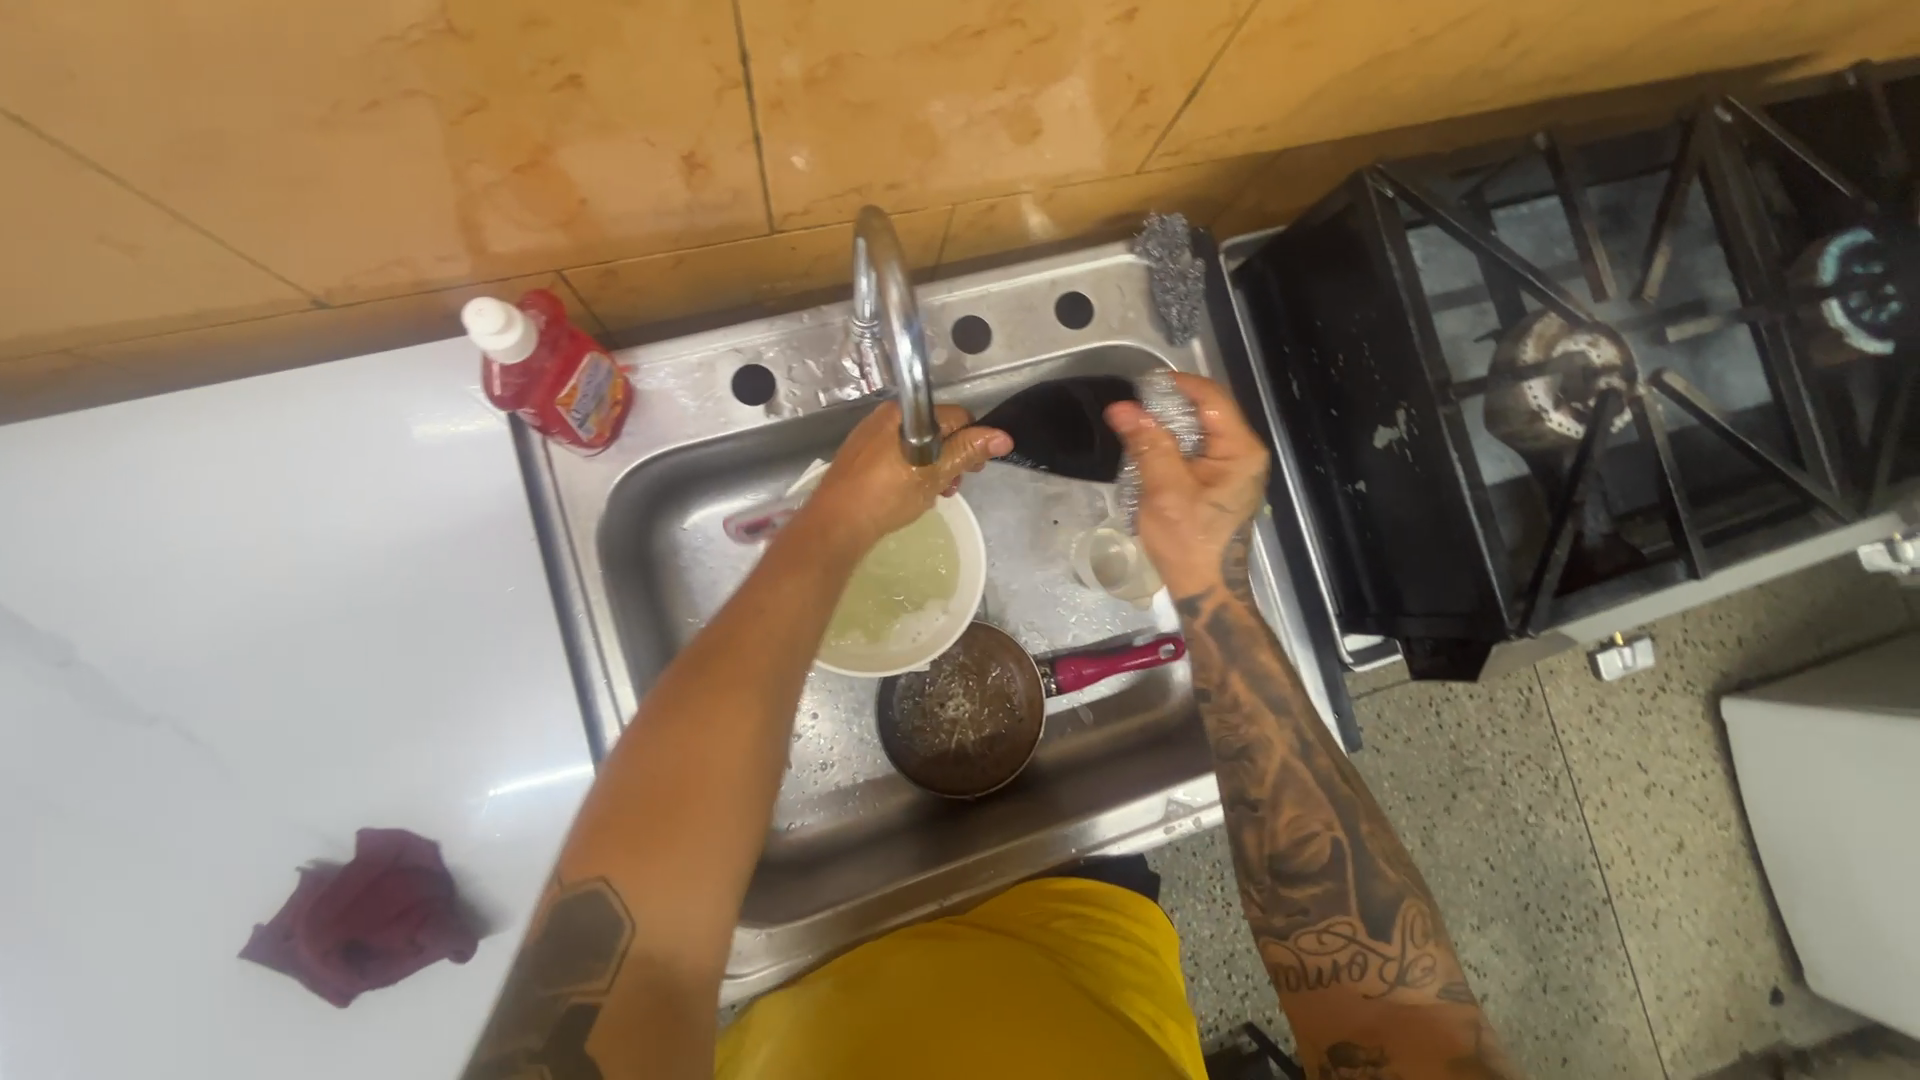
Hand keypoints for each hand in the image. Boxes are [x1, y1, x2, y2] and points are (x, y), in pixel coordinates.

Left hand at [801, 402, 1010, 555]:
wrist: (836, 523)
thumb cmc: (887, 495)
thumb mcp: (934, 473)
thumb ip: (968, 452)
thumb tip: (1003, 437)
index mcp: (905, 413)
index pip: (956, 417)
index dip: (971, 443)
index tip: (971, 471)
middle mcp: (887, 417)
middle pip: (936, 431)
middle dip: (950, 460)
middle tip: (949, 487)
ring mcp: (870, 436)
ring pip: (916, 446)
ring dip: (932, 470)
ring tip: (930, 496)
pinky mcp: (859, 456)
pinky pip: (896, 457)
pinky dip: (909, 473)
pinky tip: (907, 496)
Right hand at [1104, 373, 1269, 598]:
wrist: (1204, 587)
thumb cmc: (1188, 541)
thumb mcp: (1164, 490)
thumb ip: (1147, 444)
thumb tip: (1122, 408)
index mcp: (1241, 450)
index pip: (1211, 398)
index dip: (1176, 385)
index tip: (1140, 386)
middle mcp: (1244, 454)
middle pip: (1205, 412)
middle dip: (1167, 407)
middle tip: (1131, 409)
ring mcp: (1234, 469)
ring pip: (1198, 432)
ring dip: (1166, 428)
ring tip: (1134, 428)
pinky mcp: (1220, 483)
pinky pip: (1195, 452)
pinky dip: (1171, 447)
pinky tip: (1148, 453)